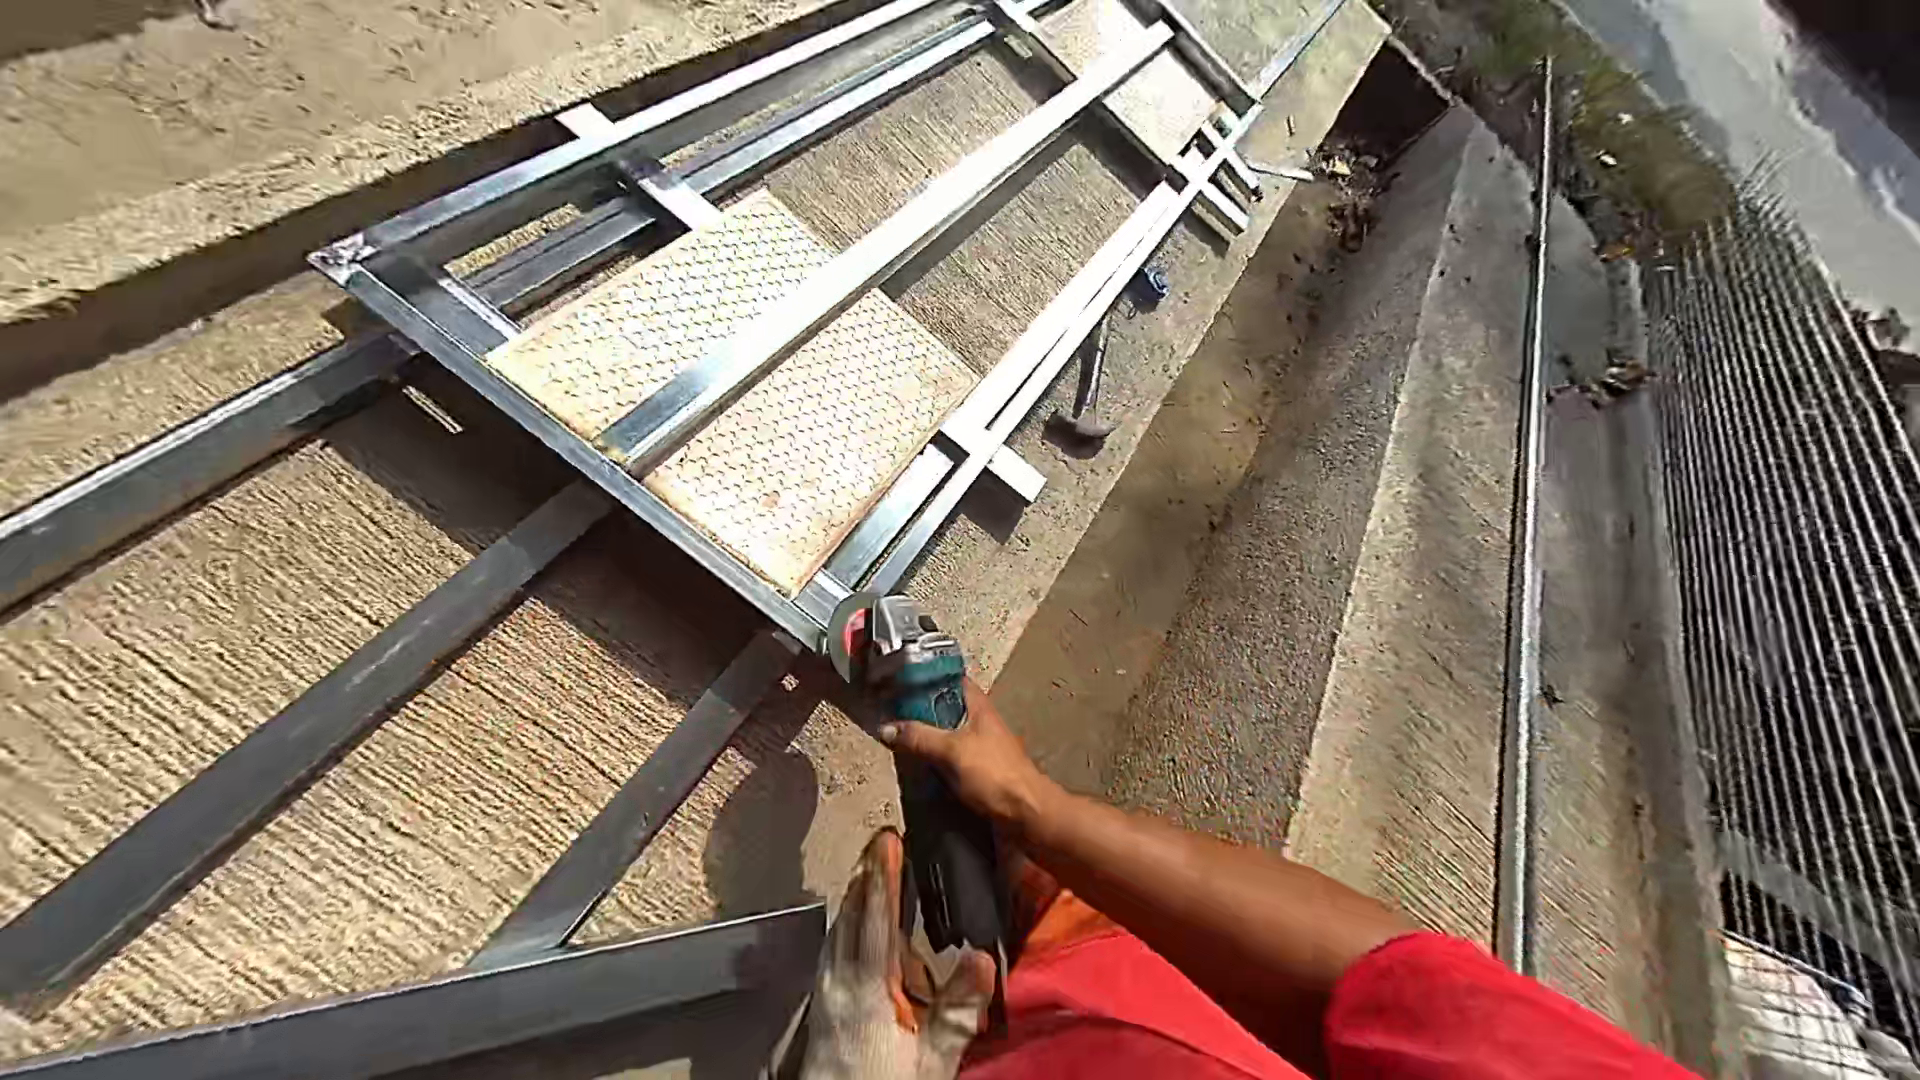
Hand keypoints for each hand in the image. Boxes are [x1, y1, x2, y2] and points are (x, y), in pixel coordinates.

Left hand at [800, 830, 994, 1079]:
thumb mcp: (931, 1066)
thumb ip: (957, 1012)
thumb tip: (985, 957)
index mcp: (865, 987)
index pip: (875, 916)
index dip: (883, 874)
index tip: (890, 839)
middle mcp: (838, 978)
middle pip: (850, 910)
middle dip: (866, 871)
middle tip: (882, 839)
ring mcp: (824, 988)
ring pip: (839, 923)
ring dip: (856, 890)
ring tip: (873, 865)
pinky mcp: (820, 1000)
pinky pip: (833, 942)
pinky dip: (847, 917)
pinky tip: (857, 918)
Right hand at [878, 679, 1057, 834]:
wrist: (1026, 815)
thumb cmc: (995, 774)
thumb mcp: (951, 751)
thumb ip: (919, 737)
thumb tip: (887, 728)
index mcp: (979, 706)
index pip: (952, 679)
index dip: (929, 676)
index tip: (902, 680)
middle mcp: (980, 722)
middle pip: (946, 708)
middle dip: (921, 711)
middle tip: (893, 714)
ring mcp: (981, 747)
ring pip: (947, 735)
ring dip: (927, 739)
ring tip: (899, 741)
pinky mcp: (979, 772)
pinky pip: (950, 760)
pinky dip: (934, 761)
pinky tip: (918, 768)